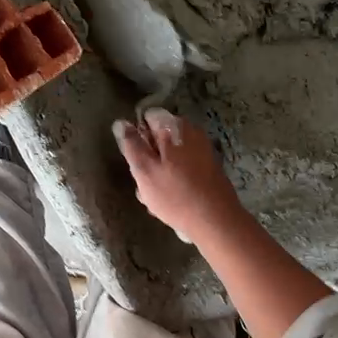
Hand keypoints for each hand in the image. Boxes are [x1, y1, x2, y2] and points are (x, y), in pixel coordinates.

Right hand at [113, 108, 246, 240]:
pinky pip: (185, 166)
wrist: (217, 220)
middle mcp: (191, 131)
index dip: (138, 137)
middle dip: (150, 156)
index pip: (147, 117)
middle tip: (146, 182)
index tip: (136, 160)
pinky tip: (174, 198)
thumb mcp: (144, 171)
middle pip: (160, 137)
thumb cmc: (175, 195)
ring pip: (171, 155)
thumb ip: (131, 144)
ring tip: (157, 196)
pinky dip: (176, 178)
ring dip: (161, 171)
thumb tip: (121, 122)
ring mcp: (203, 148)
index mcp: (174, 127)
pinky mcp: (210, 166)